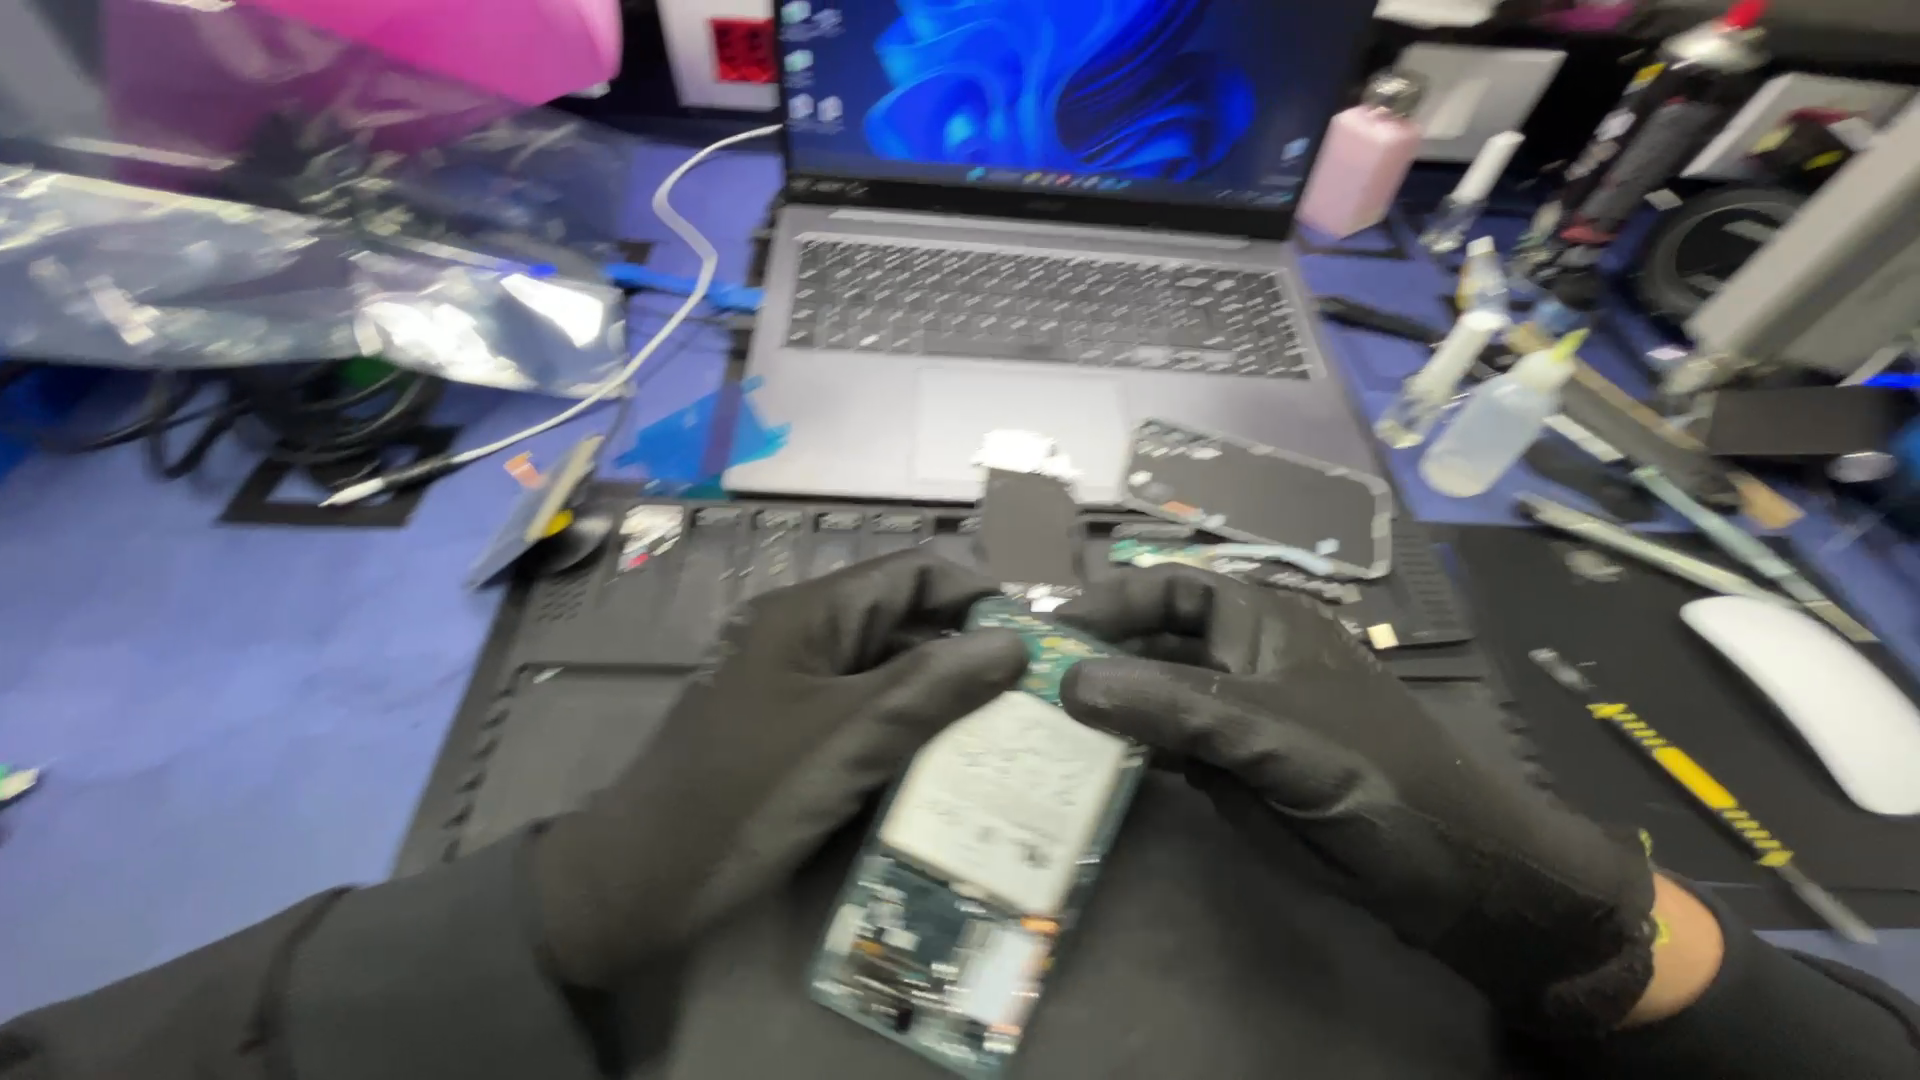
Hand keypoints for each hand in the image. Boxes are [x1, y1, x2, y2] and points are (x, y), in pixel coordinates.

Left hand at [531, 551, 1027, 988]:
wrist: (637, 883)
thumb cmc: (741, 798)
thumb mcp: (845, 737)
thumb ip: (929, 686)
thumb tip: (1013, 644)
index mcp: (808, 613)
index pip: (909, 572)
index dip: (973, 593)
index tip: (1033, 635)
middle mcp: (806, 636)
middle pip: (903, 621)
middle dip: (967, 650)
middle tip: (1033, 692)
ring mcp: (799, 686)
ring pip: (889, 671)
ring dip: (943, 693)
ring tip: (1009, 728)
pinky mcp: (798, 732)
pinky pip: (868, 713)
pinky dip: (910, 728)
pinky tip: (953, 761)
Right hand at [1056, 566, 1656, 1033]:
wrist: (1448, 876)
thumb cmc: (1373, 775)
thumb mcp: (1273, 730)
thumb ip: (1174, 705)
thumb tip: (1070, 681)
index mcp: (1258, 621)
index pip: (1169, 590)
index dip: (1111, 600)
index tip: (1050, 626)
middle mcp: (1237, 658)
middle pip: (1151, 642)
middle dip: (1095, 655)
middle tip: (1029, 678)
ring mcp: (1230, 715)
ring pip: (1150, 697)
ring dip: (1103, 705)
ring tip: (1039, 721)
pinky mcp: (1226, 767)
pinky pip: (1161, 746)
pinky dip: (1123, 750)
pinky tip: (1083, 763)